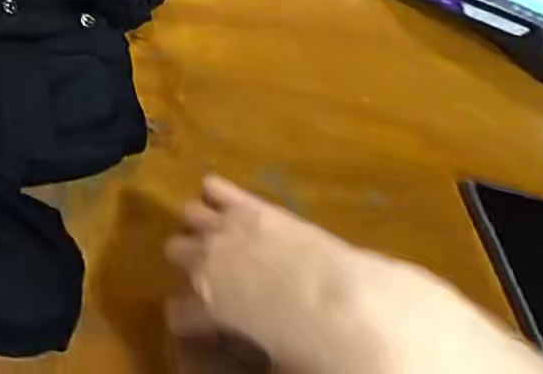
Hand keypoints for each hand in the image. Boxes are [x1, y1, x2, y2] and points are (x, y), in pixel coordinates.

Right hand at [163, 177, 542, 373]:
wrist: (366, 313)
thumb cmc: (321, 354)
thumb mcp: (282, 370)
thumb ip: (257, 360)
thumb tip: (256, 362)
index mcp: (210, 300)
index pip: (178, 311)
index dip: (186, 323)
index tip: (196, 333)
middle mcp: (209, 255)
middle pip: (176, 250)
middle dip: (189, 267)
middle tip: (214, 289)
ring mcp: (230, 225)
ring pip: (190, 214)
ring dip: (200, 230)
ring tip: (221, 248)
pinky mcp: (255, 206)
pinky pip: (216, 188)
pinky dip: (216, 195)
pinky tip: (223, 205)